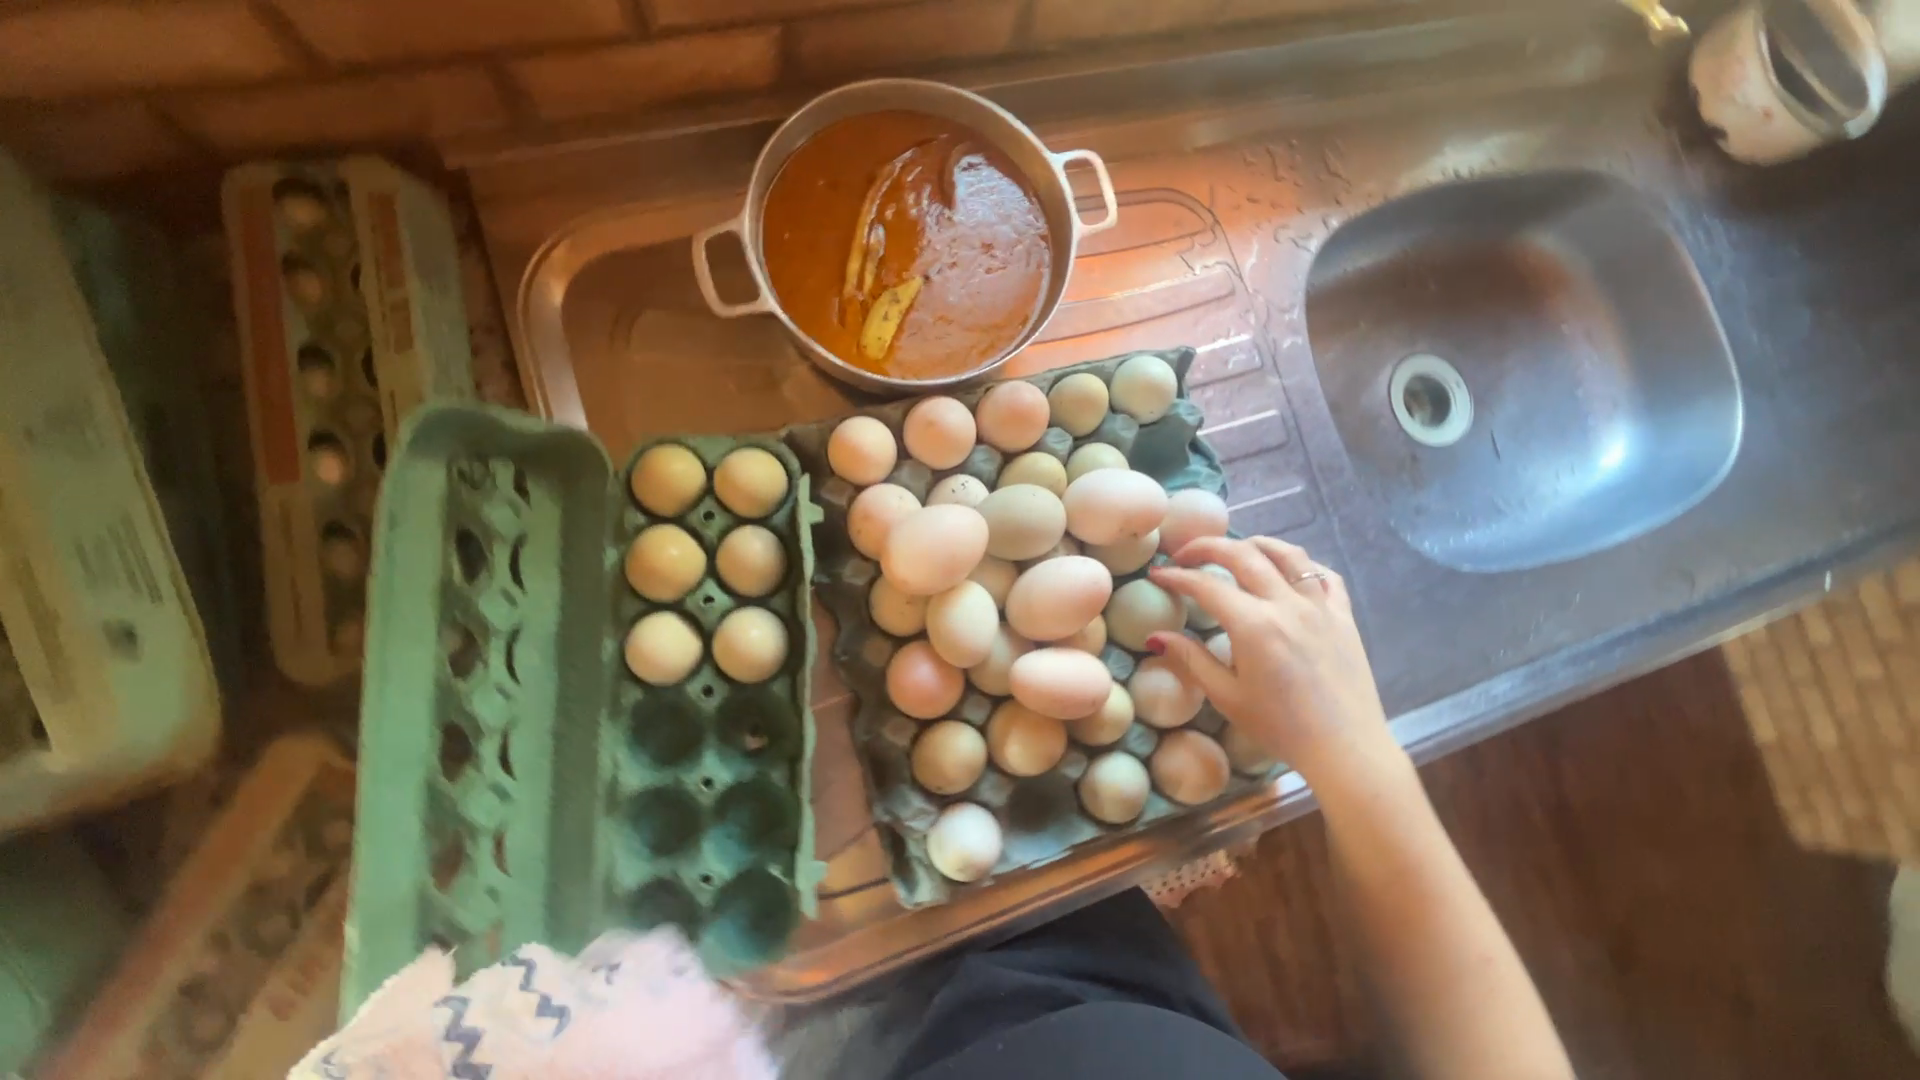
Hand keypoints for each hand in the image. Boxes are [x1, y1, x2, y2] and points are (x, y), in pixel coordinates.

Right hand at [1147, 538, 1399, 784]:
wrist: (1345, 748)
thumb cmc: (1280, 727)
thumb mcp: (1227, 696)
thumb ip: (1192, 659)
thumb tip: (1157, 637)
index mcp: (1254, 626)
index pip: (1206, 585)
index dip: (1176, 576)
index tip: (1157, 574)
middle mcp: (1287, 605)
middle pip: (1243, 554)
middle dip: (1207, 547)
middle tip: (1184, 555)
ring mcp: (1321, 606)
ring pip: (1288, 554)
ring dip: (1255, 544)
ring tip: (1235, 550)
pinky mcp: (1344, 616)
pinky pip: (1324, 575)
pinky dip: (1301, 564)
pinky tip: (1287, 571)